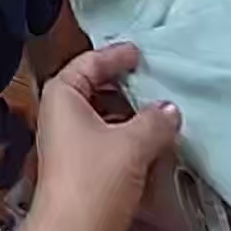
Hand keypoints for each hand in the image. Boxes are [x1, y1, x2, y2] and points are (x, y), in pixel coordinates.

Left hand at [24, 44, 182, 230]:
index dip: (117, 55)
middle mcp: (59, 109)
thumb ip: (154, 122)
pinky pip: (101, 137)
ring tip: (155, 111)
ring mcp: (65, 137)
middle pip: (95, 86)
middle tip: (151, 80)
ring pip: (100, 113)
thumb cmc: (93, 178)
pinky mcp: (75, 164)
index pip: (91, 61)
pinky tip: (145, 143)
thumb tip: (171, 109)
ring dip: (127, 114)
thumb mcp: (130, 146)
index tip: (139, 51)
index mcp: (62, 91)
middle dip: (124, 85)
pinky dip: (123, 135)